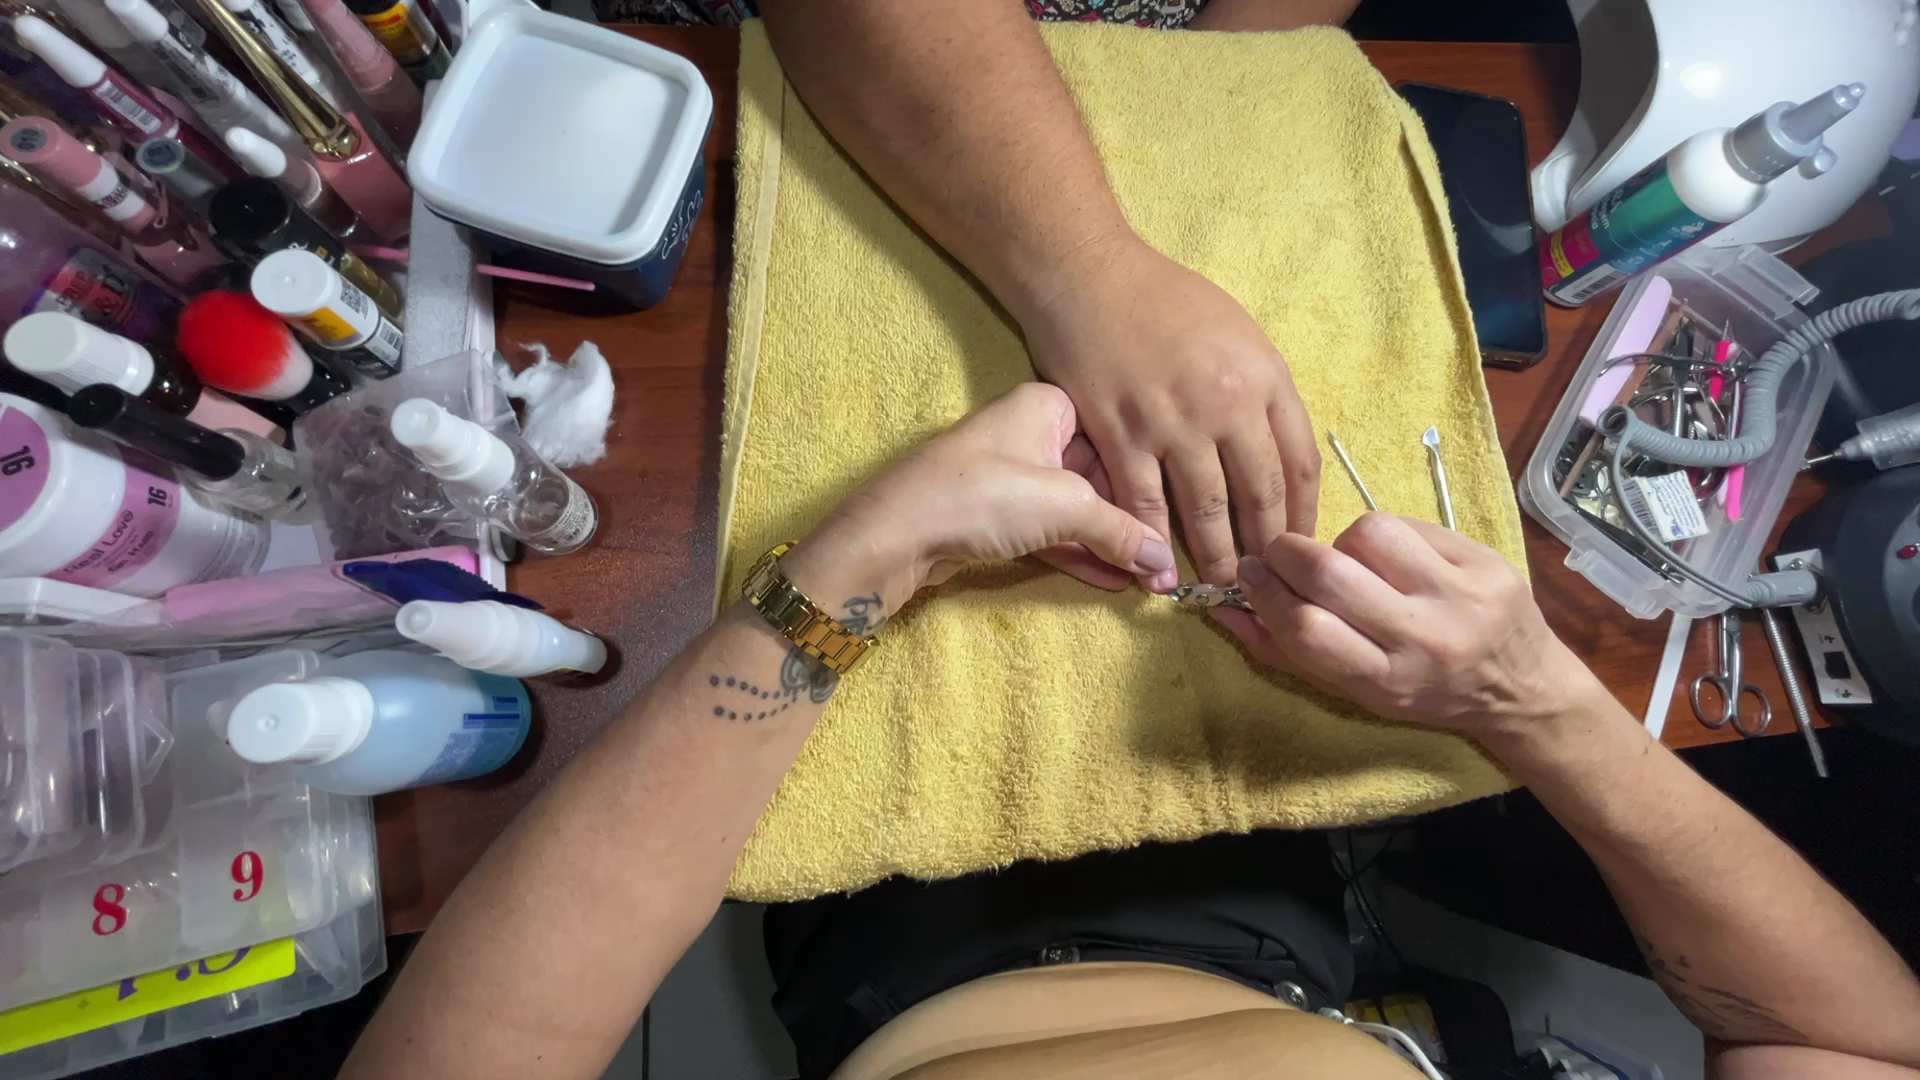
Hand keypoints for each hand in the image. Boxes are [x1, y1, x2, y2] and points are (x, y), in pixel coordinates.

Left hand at [790, 383, 1174, 606]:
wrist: (897, 534)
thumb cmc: (983, 496)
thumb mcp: (1063, 506)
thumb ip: (1120, 530)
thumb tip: (1164, 563)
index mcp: (1049, 405)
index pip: (1117, 434)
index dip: (1151, 475)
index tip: (1184, 514)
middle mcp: (1031, 433)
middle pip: (1098, 475)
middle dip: (1132, 520)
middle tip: (1169, 560)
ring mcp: (1011, 476)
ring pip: (1074, 508)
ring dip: (1109, 544)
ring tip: (1150, 581)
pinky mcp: (997, 515)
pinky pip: (1050, 531)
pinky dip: (1079, 553)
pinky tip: (1114, 580)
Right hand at [1021, 236, 1320, 587]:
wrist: (1089, 277)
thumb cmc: (1163, 300)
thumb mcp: (1237, 331)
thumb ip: (1261, 390)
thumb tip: (1270, 449)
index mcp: (1263, 376)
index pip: (1298, 465)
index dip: (1302, 515)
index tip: (1298, 545)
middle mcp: (1225, 404)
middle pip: (1258, 496)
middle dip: (1265, 548)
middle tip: (1267, 583)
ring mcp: (1171, 423)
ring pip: (1204, 509)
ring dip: (1214, 555)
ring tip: (1222, 585)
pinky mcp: (1119, 435)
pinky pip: (1142, 502)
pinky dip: (1152, 540)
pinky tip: (1159, 566)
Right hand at [1211, 512, 1604, 738]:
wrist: (1523, 688)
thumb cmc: (1420, 693)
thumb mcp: (1348, 689)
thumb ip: (1281, 649)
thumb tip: (1220, 607)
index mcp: (1386, 681)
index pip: (1306, 628)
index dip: (1264, 594)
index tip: (1247, 575)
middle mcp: (1427, 639)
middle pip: (1330, 574)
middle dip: (1286, 554)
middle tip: (1280, 556)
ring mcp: (1463, 595)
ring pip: (1367, 534)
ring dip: (1340, 543)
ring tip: (1349, 563)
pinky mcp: (1485, 559)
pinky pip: (1405, 523)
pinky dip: (1379, 535)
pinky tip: (1388, 558)